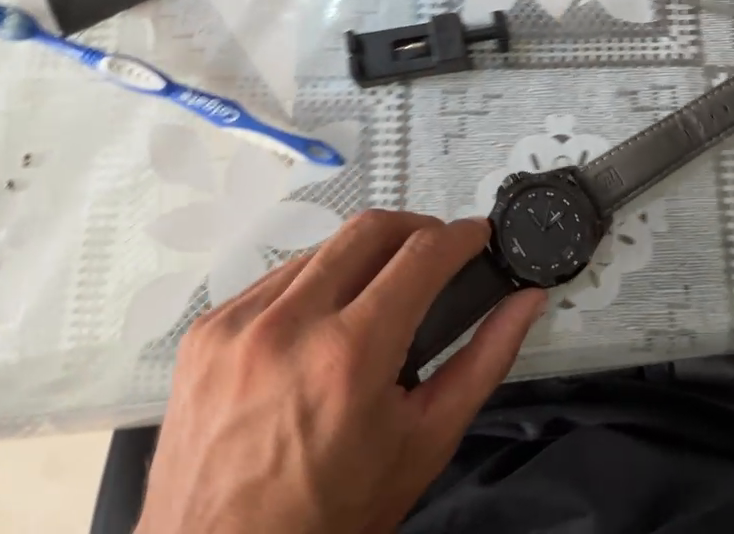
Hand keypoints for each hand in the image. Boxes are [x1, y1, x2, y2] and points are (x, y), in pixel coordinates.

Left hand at [137, 211, 547, 533]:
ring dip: (364, 257)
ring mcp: (239, 322)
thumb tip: (525, 302)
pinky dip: (314, 284)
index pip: (421, 254)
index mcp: (349, 356)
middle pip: (369, 228)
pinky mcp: (207, 329)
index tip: (478, 236)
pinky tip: (324, 321)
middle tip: (438, 253)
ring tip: (380, 296)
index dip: (461, 235)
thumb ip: (484, 361)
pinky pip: (275, 279)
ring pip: (322, 248)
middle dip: (417, 228)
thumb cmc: (332, 511)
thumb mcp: (424, 442)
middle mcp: (288, 325)